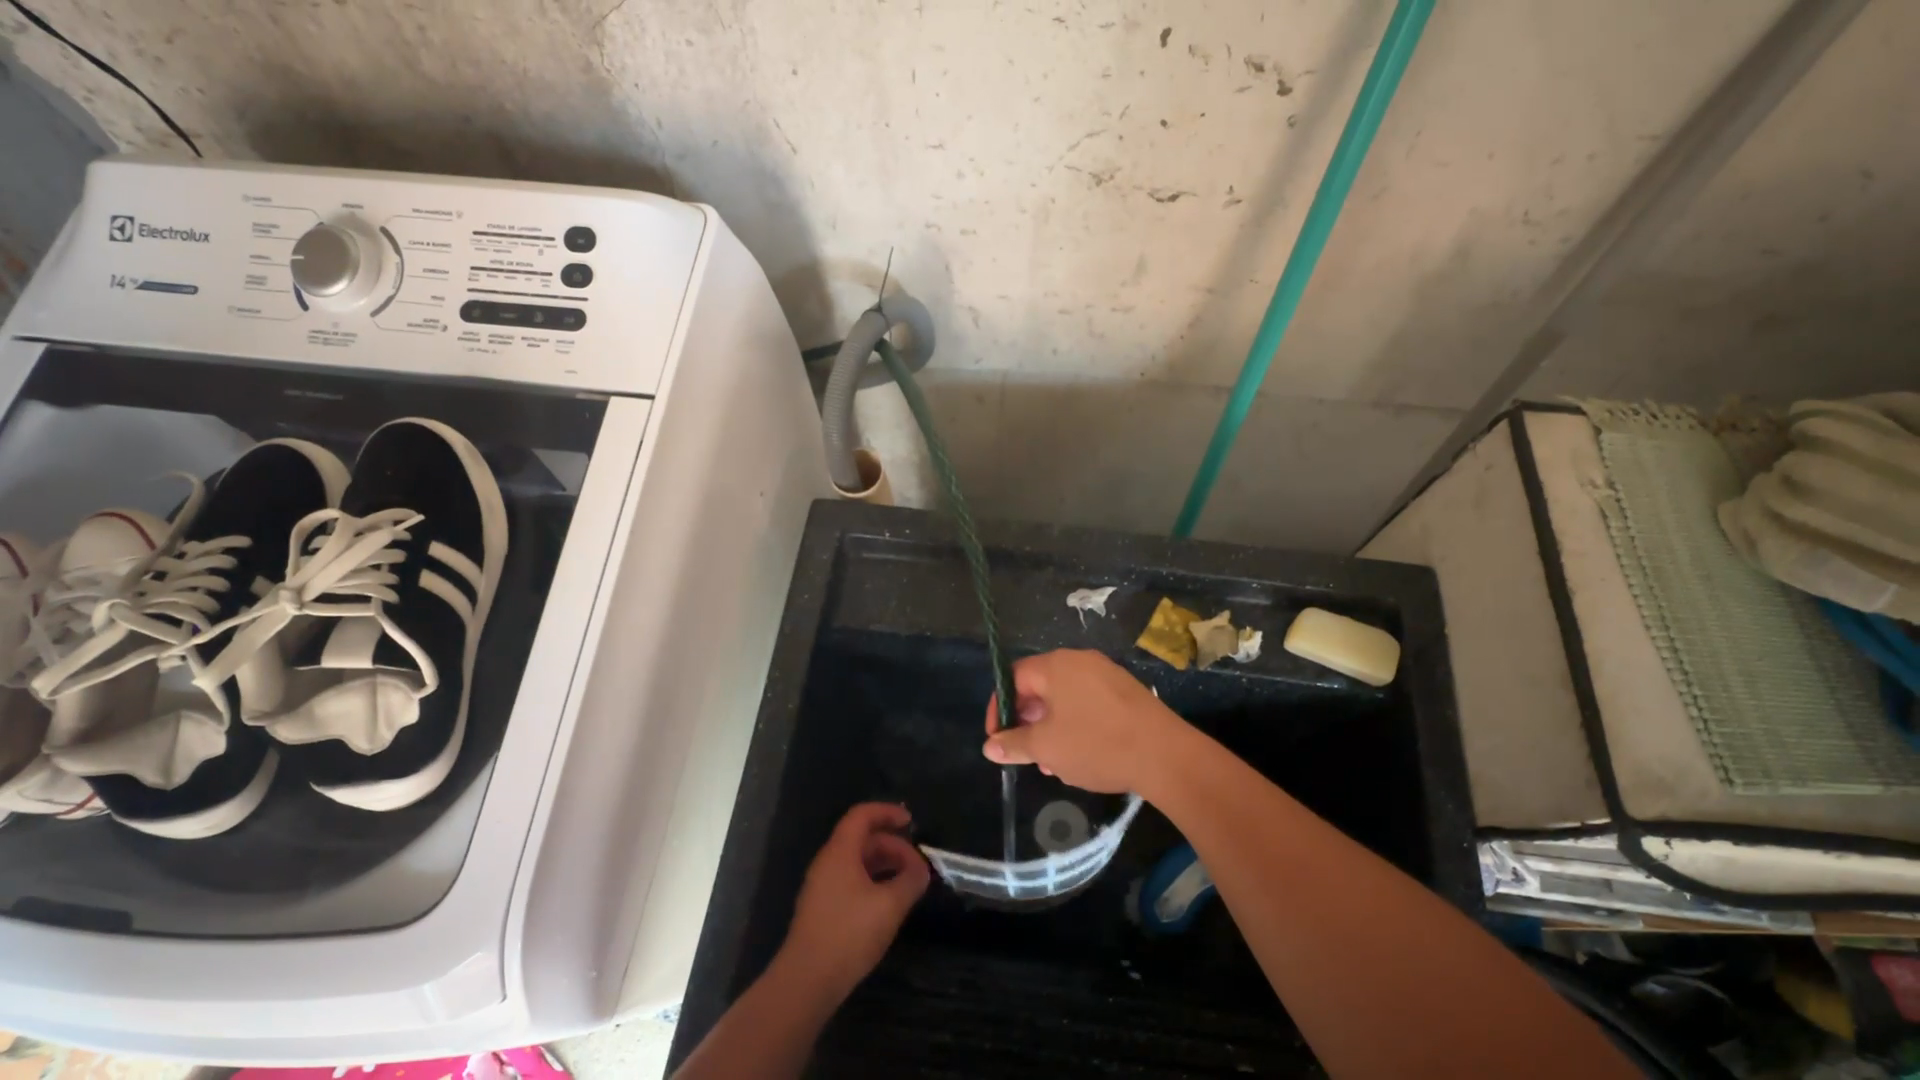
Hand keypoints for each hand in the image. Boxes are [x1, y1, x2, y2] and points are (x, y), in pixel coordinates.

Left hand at [776, 802, 929, 1001]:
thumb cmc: (849, 933)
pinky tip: (888, 904)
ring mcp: (821, 887)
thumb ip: (910, 881)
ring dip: (884, 865)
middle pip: (861, 839)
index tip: (911, 822)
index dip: (887, 812)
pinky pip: (850, 881)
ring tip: (908, 883)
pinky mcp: (822, 909)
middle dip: (892, 846)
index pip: (861, 815)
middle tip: (917, 866)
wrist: (807, 979)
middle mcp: (827, 863)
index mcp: (839, 852)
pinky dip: (873, 882)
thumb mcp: (890, 905)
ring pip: (856, 862)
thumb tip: (921, 870)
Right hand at [981, 649, 1184, 793]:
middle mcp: (1081, 662)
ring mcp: (1107, 676)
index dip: (1000, 709)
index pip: (1013, 678)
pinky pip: (1088, 705)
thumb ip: (1014, 744)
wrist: (1166, 756)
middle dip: (1027, 723)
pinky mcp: (1126, 694)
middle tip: (1026, 754)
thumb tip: (990, 746)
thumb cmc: (1097, 745)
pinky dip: (1076, 727)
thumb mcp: (1047, 748)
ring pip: (1065, 700)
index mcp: (1056, 666)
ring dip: (1052, 730)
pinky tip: (1081, 757)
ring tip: (1055, 765)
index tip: (998, 740)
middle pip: (1040, 687)